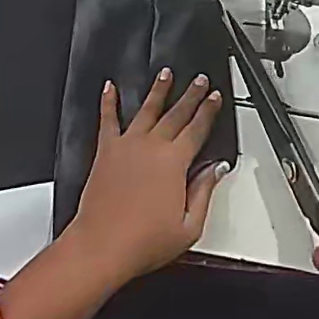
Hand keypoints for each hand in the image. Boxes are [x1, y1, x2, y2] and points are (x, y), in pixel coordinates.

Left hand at [65, 70, 228, 286]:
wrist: (103, 244)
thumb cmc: (144, 241)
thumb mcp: (189, 226)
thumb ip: (203, 192)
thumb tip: (215, 170)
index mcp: (174, 163)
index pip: (197, 129)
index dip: (208, 111)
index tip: (214, 96)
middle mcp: (151, 147)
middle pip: (176, 114)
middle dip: (190, 95)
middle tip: (198, 79)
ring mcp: (127, 146)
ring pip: (147, 110)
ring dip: (158, 91)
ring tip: (165, 74)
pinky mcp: (106, 151)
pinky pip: (108, 119)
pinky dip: (108, 102)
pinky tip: (110, 88)